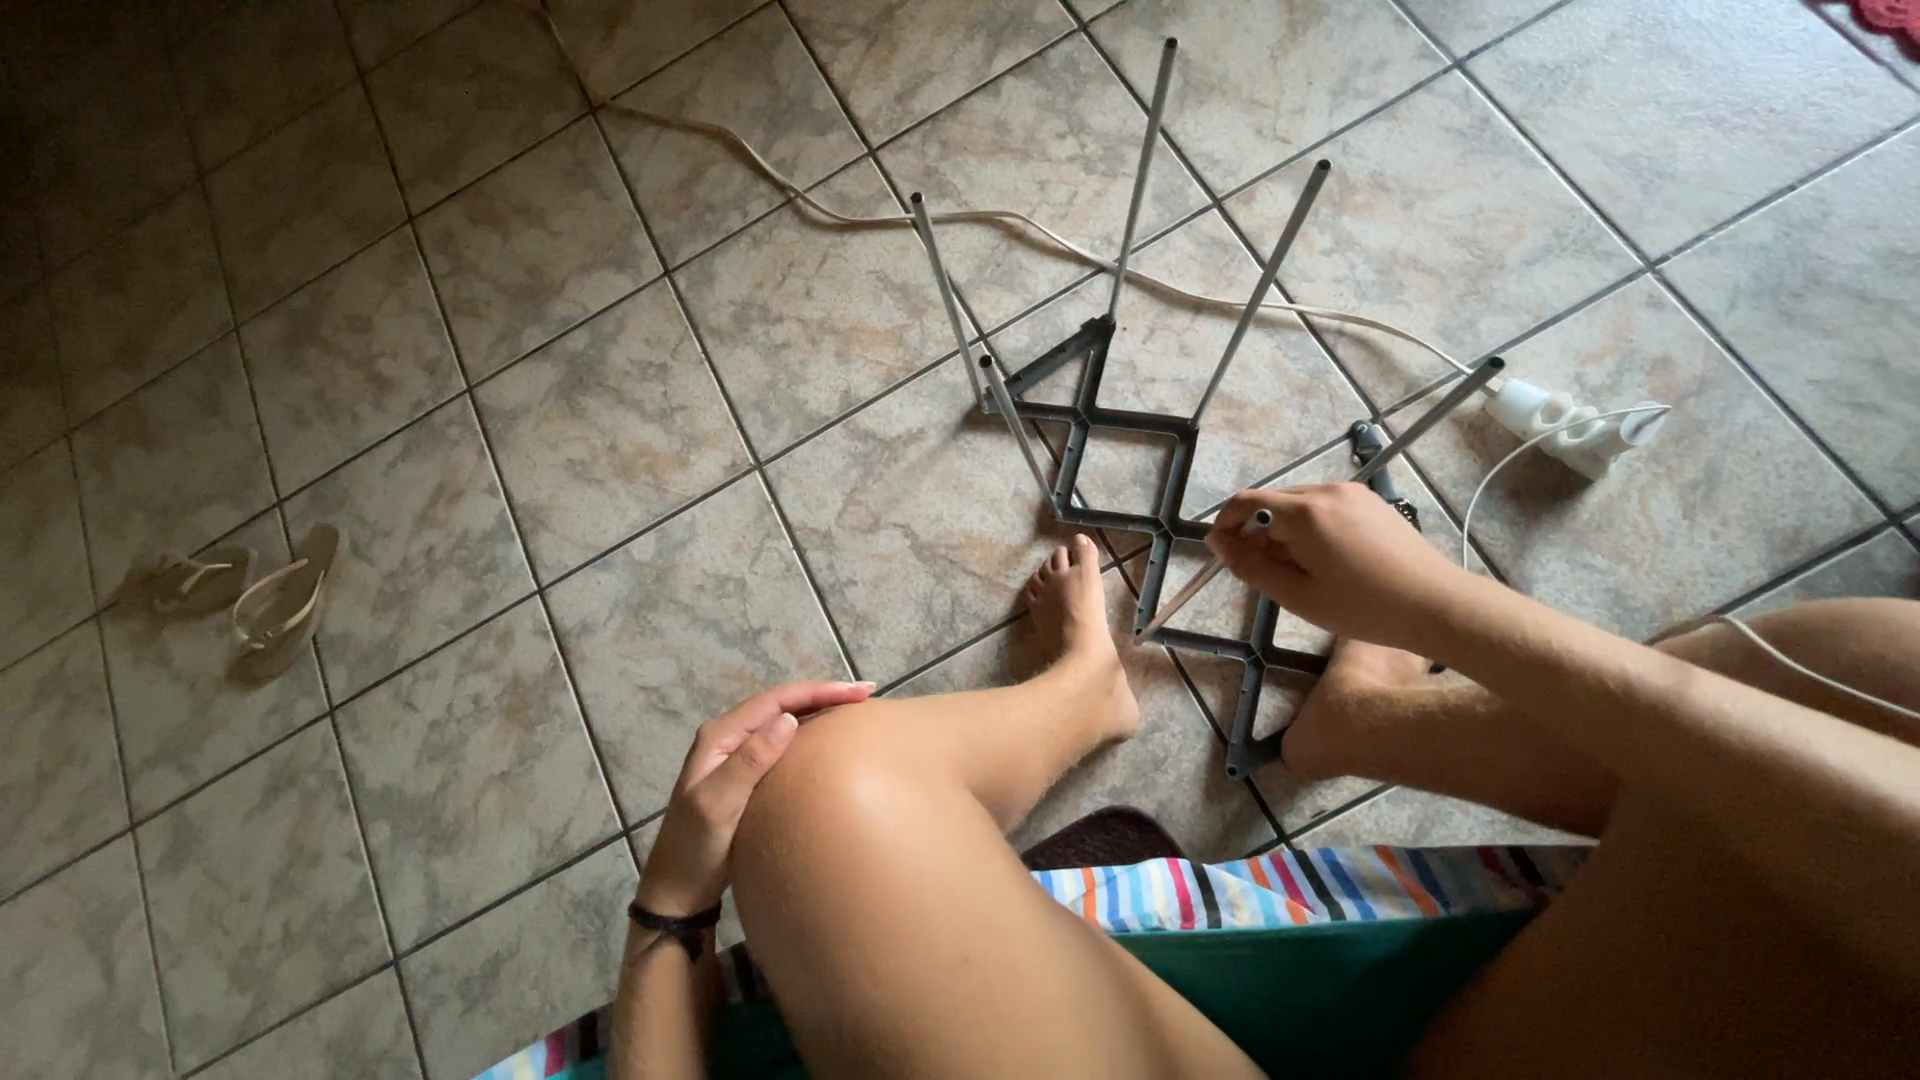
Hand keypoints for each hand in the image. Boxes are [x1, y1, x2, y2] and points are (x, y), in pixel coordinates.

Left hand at [636, 680, 875, 915]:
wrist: (676, 892)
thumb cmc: (695, 849)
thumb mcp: (719, 804)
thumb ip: (751, 760)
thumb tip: (789, 719)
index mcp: (720, 735)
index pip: (775, 700)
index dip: (818, 691)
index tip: (858, 691)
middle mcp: (727, 737)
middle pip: (781, 703)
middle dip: (822, 694)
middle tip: (865, 693)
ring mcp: (735, 755)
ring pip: (782, 719)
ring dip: (817, 709)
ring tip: (851, 707)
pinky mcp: (745, 774)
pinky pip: (781, 741)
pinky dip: (808, 733)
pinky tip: (825, 738)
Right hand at [1206, 483, 1476, 650]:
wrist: (1438, 606)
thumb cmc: (1363, 608)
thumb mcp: (1296, 595)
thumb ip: (1250, 566)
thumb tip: (1218, 542)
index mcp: (1305, 512)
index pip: (1246, 502)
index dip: (1225, 523)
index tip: (1222, 551)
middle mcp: (1327, 491)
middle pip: (1273, 503)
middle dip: (1258, 533)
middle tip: (1266, 573)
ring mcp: (1354, 493)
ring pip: (1299, 505)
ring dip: (1286, 532)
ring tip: (1302, 572)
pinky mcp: (1372, 502)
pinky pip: (1325, 507)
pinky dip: (1312, 528)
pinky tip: (1328, 561)